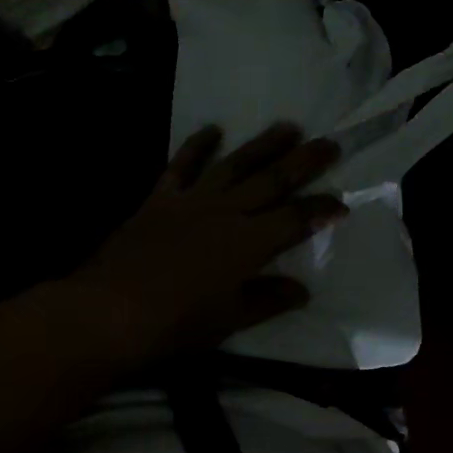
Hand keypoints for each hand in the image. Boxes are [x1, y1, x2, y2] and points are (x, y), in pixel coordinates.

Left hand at [65, 123, 347, 359]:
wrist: (110, 310)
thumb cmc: (175, 325)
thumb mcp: (229, 320)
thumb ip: (267, 300)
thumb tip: (302, 290)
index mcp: (248, 243)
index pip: (295, 219)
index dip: (321, 209)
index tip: (341, 202)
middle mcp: (224, 212)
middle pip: (271, 181)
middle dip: (304, 162)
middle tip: (329, 143)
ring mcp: (190, 201)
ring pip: (234, 165)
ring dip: (262, 145)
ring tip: (287, 127)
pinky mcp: (159, 199)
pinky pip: (181, 165)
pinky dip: (197, 145)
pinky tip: (212, 129)